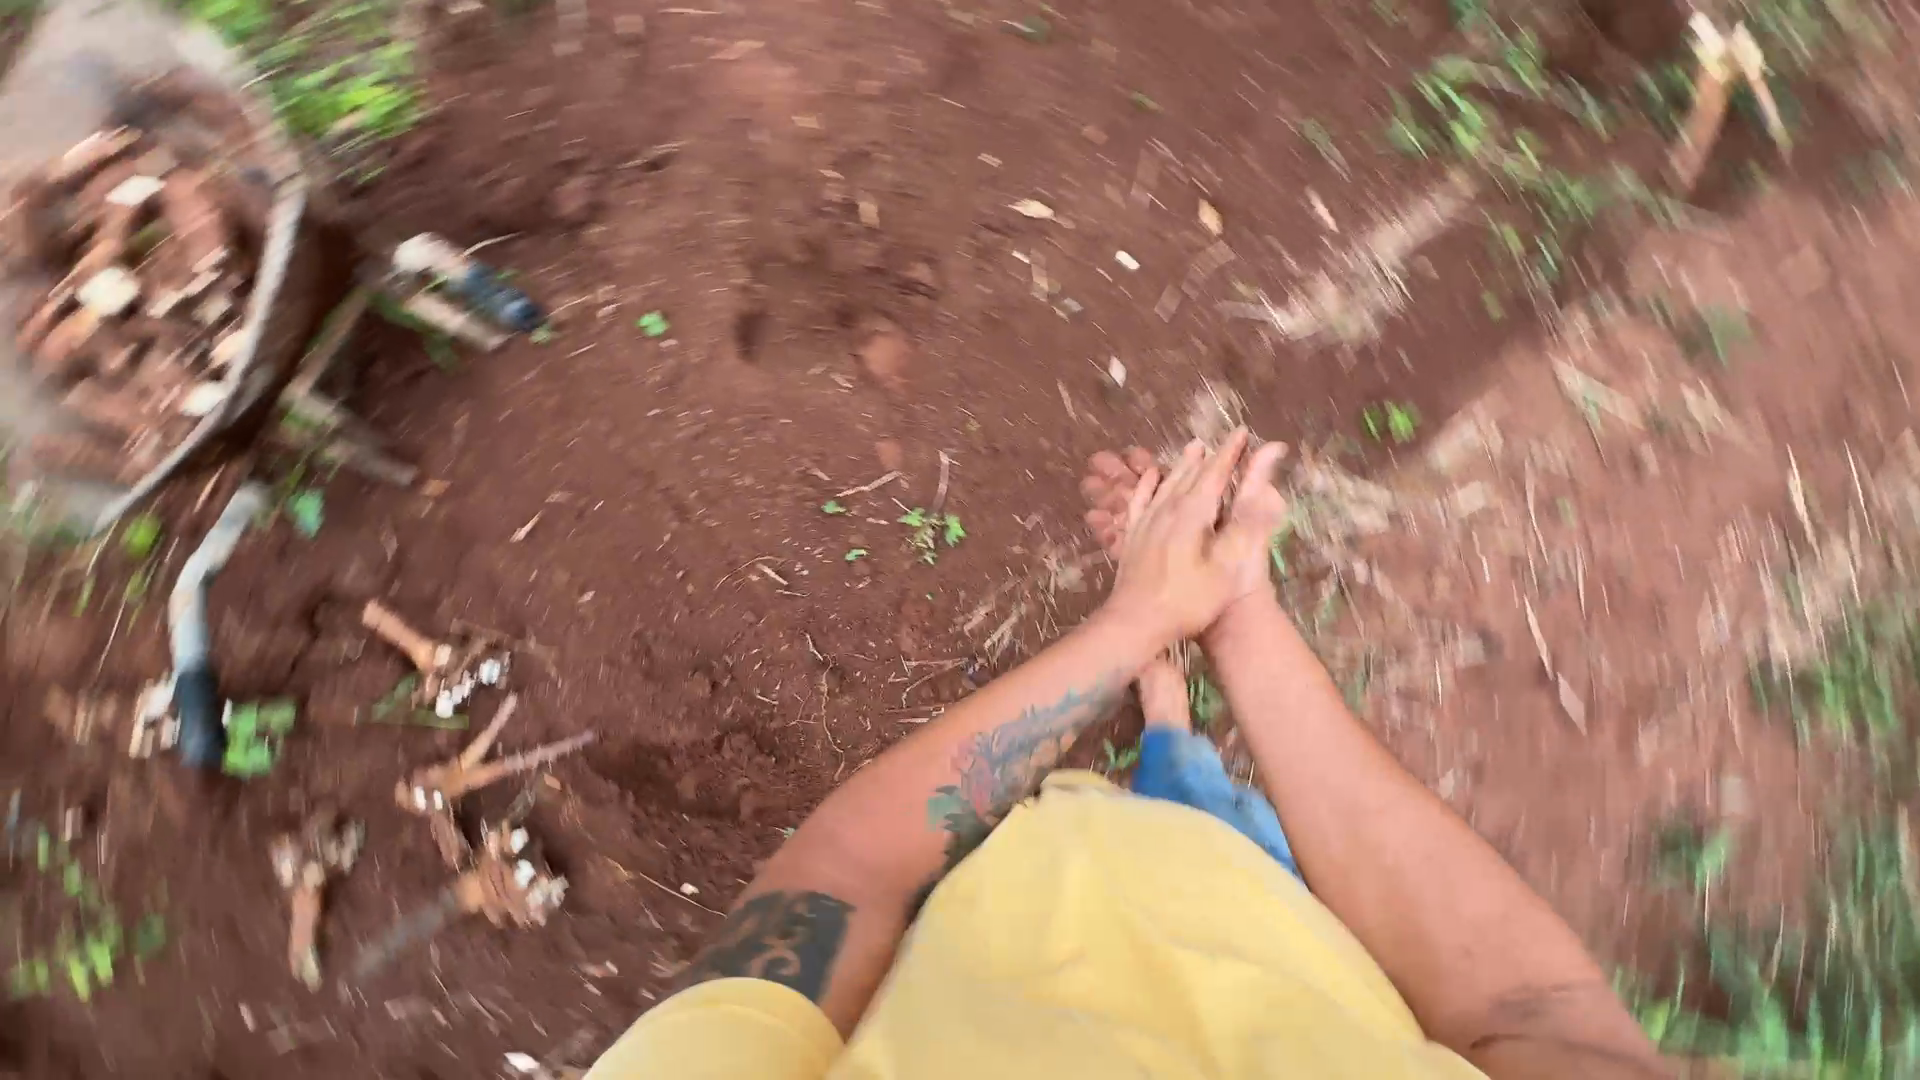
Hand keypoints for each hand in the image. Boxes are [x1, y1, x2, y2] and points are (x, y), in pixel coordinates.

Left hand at [1094, 429, 1289, 640]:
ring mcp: (1145, 524)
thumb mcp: (1226, 567)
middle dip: (1210, 456)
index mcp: (1191, 515)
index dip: (1230, 453)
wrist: (1134, 623)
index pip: (1214, 474)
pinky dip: (1148, 485)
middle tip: (1224, 440)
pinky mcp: (1132, 538)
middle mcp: (1166, 512)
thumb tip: (1267, 487)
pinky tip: (1151, 477)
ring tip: (1193, 448)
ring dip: (1182, 466)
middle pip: (1190, 476)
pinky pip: (1140, 502)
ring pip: (1166, 485)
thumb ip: (1245, 525)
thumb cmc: (1187, 601)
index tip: (1243, 433)